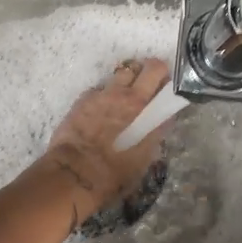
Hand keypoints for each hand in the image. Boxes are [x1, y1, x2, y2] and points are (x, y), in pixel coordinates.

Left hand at [38, 58, 173, 213]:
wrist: (72, 175)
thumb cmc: (112, 172)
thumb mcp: (143, 158)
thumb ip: (155, 134)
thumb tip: (164, 120)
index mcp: (143, 107)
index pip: (164, 80)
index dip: (169, 82)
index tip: (168, 88)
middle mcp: (125, 93)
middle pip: (149, 67)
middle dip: (155, 70)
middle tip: (154, 83)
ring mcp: (103, 93)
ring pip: (124, 72)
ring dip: (130, 79)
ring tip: (127, 95)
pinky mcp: (84, 99)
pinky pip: (102, 88)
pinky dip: (107, 94)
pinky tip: (103, 110)